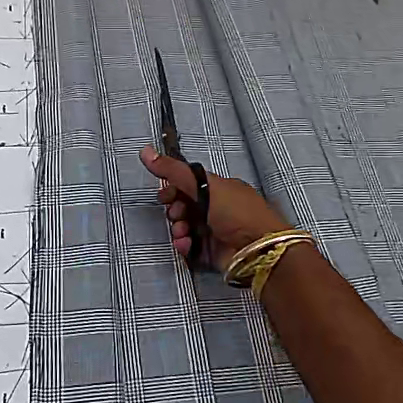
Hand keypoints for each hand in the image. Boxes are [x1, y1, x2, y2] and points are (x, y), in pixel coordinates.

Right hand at [140, 146, 291, 269]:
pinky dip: (186, 245)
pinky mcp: (213, 251)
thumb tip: (144, 151)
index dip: (174, 190)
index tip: (164, 196)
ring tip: (182, 232)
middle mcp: (218, 208)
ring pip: (186, 227)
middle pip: (186, 207)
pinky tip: (186, 245)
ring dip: (179, 229)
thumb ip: (173, 171)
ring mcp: (215, 231)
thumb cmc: (235, 211)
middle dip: (175, 211)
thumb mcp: (203, 185)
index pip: (190, 185)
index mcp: (219, 188)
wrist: (257, 249)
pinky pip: (192, 246)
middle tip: (176, 214)